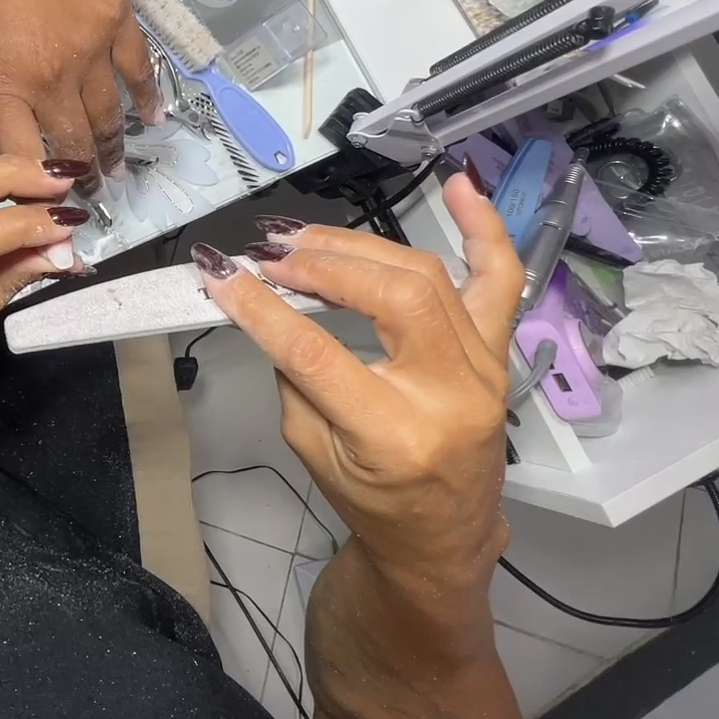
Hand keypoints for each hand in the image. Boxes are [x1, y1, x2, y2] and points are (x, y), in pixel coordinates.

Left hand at [0, 0, 161, 187]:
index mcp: (1, 84)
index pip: (21, 159)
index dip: (32, 190)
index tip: (40, 206)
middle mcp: (50, 77)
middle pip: (72, 145)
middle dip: (79, 178)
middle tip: (86, 197)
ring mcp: (91, 50)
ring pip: (108, 117)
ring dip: (112, 149)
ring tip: (114, 172)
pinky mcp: (118, 20)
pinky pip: (140, 71)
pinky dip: (147, 99)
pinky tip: (151, 119)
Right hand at [193, 175, 523, 587]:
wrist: (442, 533)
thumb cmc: (369, 498)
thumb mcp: (308, 446)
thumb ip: (292, 371)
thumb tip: (268, 299)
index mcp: (394, 433)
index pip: (314, 352)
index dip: (259, 307)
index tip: (218, 272)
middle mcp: (452, 394)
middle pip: (389, 297)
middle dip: (318, 265)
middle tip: (268, 256)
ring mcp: (485, 367)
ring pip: (425, 275)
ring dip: (356, 246)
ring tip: (303, 239)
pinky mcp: (496, 351)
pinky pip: (500, 280)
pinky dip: (483, 229)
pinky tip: (460, 186)